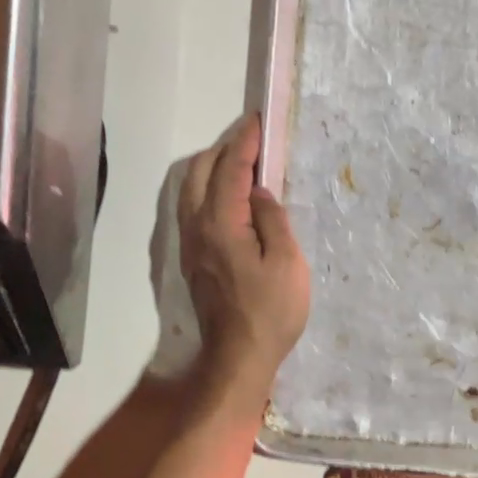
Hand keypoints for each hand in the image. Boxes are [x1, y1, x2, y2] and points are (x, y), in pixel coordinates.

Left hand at [179, 115, 310, 394]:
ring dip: (212, 168)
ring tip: (239, 163)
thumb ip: (272, 220)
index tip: (257, 121)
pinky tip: (227, 197)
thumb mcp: (287, 263)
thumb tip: (259, 193)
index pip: (230, 170)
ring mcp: (190, 245)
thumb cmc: (271, 312)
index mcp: (221, 224)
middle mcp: (197, 227)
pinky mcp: (192, 260)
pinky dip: (207, 189)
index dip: (244, 143)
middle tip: (251, 140)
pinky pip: (192, 208)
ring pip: (190, 190)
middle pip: (200, 172)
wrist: (238, 357)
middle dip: (224, 149)